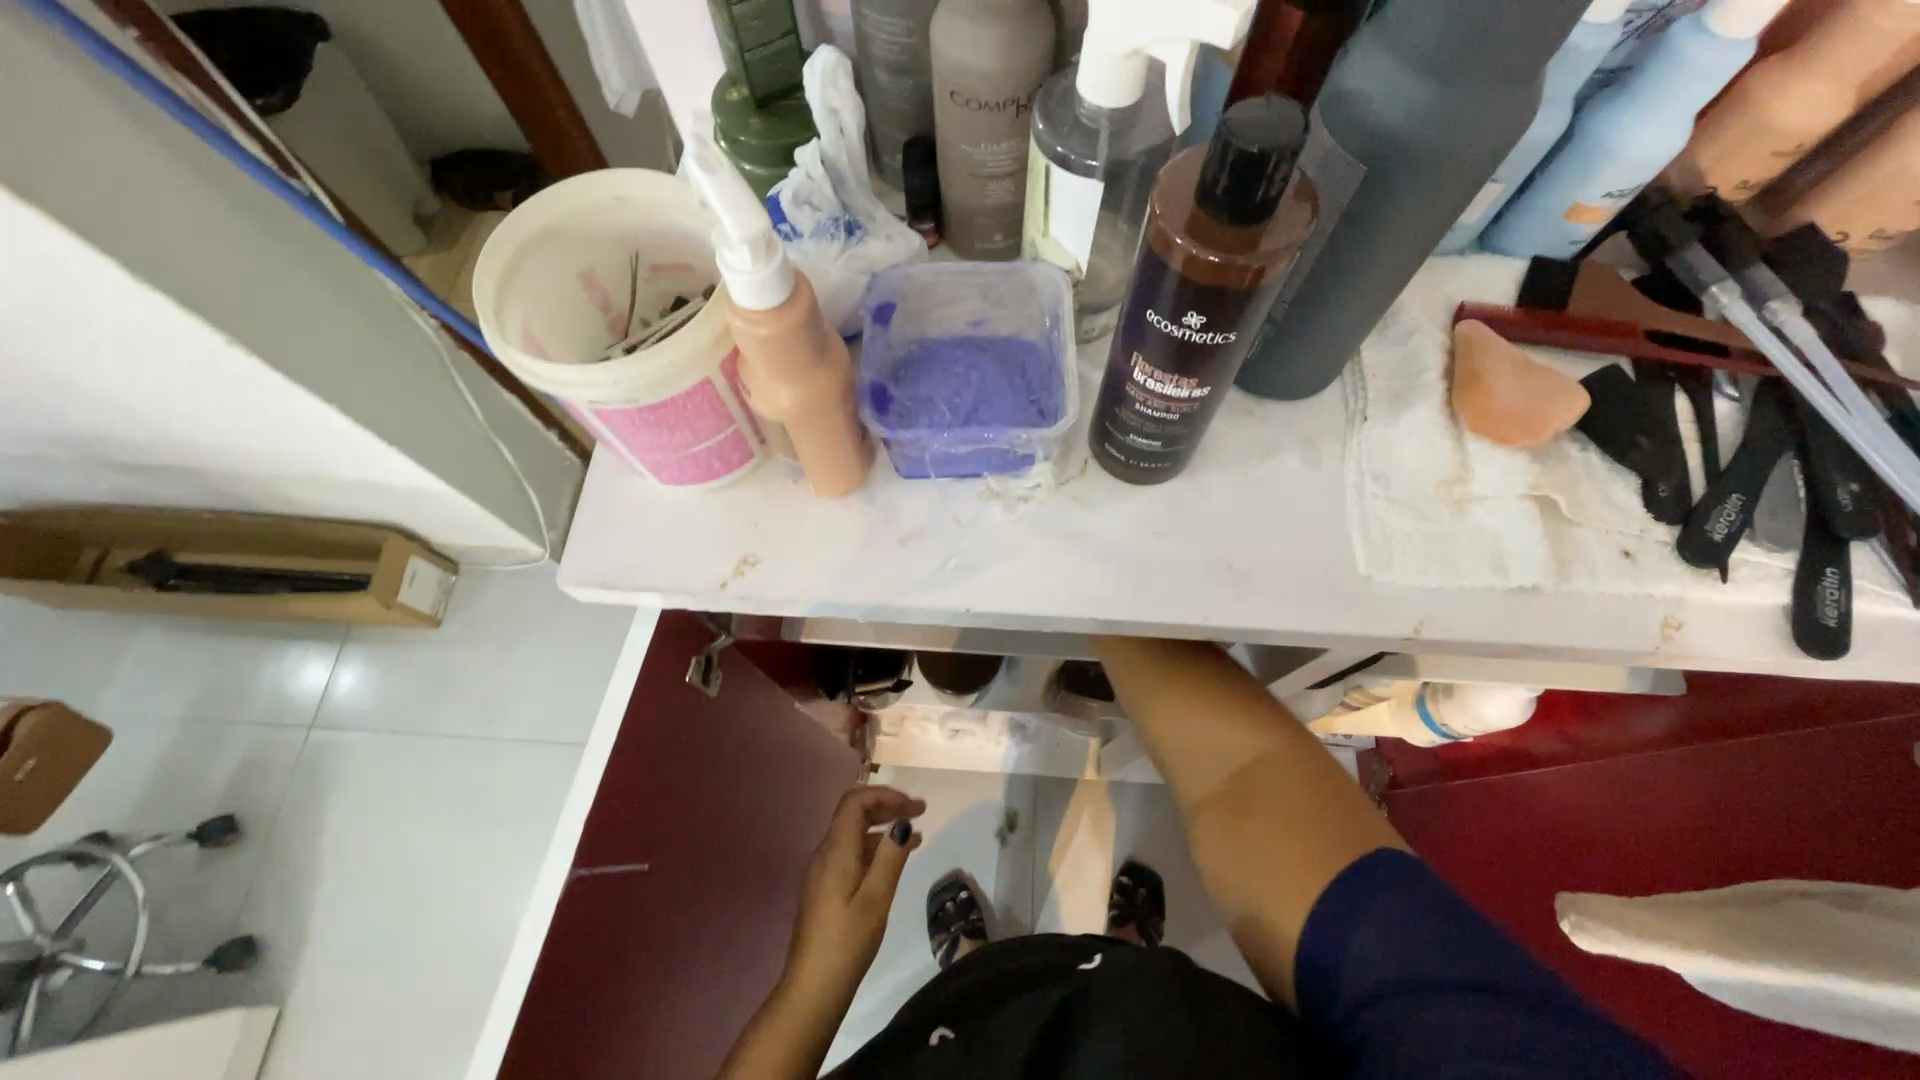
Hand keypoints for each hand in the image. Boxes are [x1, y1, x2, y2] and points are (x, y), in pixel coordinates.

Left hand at [785, 785, 924, 995]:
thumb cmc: (847, 942)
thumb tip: (902, 822)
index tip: (915, 806)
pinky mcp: (825, 888)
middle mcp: (825, 854)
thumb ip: (890, 857)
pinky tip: (893, 863)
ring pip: (853, 835)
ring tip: (917, 837)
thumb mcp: (876, 898)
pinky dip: (875, 849)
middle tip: (921, 812)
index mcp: (836, 852)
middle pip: (853, 814)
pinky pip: (851, 854)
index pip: (855, 803)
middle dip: (887, 807)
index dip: (885, 795)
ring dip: (883, 828)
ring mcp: (823, 872)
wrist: (813, 986)